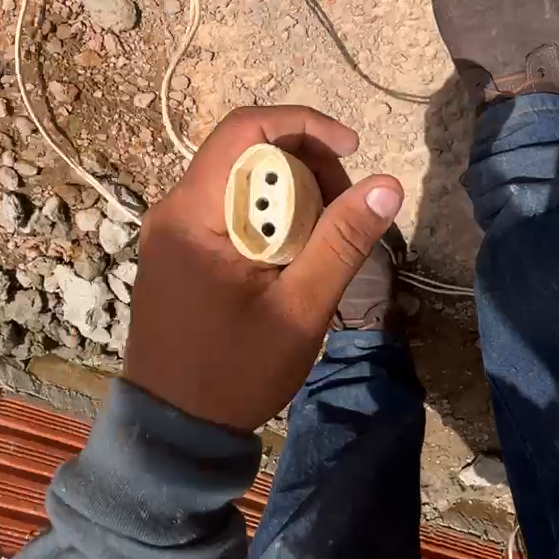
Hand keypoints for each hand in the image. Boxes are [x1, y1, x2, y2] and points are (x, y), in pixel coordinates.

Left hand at [122, 106, 403, 430]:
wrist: (171, 434)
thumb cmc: (234, 373)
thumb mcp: (300, 309)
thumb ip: (343, 242)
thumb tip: (387, 184)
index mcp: (194, 213)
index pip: (245, 129)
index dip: (304, 125)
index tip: (352, 148)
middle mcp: (176, 209)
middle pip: (250, 151)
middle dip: (309, 166)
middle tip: (348, 209)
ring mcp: (176, 231)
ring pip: (246, 180)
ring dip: (297, 193)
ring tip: (329, 240)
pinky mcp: (184, 251)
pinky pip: (236, 209)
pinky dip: (276, 215)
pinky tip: (300, 253)